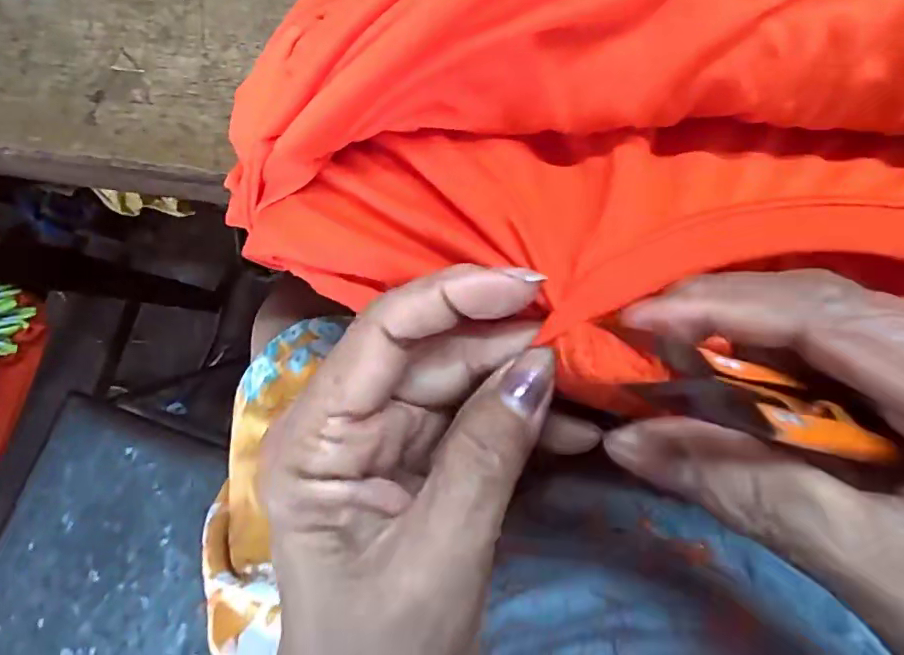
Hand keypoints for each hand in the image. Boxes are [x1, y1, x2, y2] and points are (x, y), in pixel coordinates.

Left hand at [257, 266, 599, 654]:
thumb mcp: (438, 557)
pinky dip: (523, 417)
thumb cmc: (384, 650)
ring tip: (585, 377)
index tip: (526, 285)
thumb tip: (538, 365)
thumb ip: (487, 455)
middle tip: (574, 330)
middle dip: (504, 339)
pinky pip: (475, 414)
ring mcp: (386, 434)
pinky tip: (573, 426)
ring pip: (461, 375)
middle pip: (431, 349)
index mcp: (318, 433)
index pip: (384, 330)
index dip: (454, 294)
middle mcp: (347, 417)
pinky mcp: (420, 453)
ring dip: (523, 377)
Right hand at [603, 270, 903, 654]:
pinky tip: (787, 376)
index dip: (733, 309)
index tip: (640, 315)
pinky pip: (900, 334)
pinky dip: (827, 352)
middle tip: (657, 340)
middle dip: (745, 319)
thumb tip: (633, 441)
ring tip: (704, 357)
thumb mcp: (895, 588)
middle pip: (861, 310)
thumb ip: (757, 496)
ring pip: (874, 314)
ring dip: (779, 334)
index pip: (855, 327)